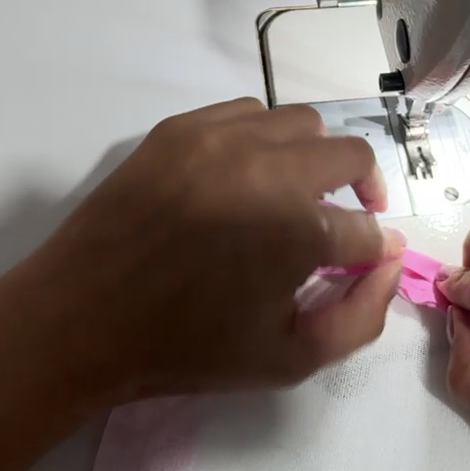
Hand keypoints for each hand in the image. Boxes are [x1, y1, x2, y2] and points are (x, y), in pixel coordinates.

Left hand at [24, 98, 405, 405]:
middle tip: (347, 217)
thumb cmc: (185, 348)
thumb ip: (360, 316)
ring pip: (301, 122)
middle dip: (363, 187)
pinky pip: (246, 111)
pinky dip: (264, 138)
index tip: (362, 258)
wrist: (78, 321)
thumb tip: (391, 258)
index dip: (371, 247)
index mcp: (296, 230)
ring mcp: (220, 138)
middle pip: (350, 154)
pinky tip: (247, 173)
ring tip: (295, 191)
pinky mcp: (181, 127)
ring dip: (314, 156)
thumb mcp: (288, 359)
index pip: (365, 228)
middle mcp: (267, 168)